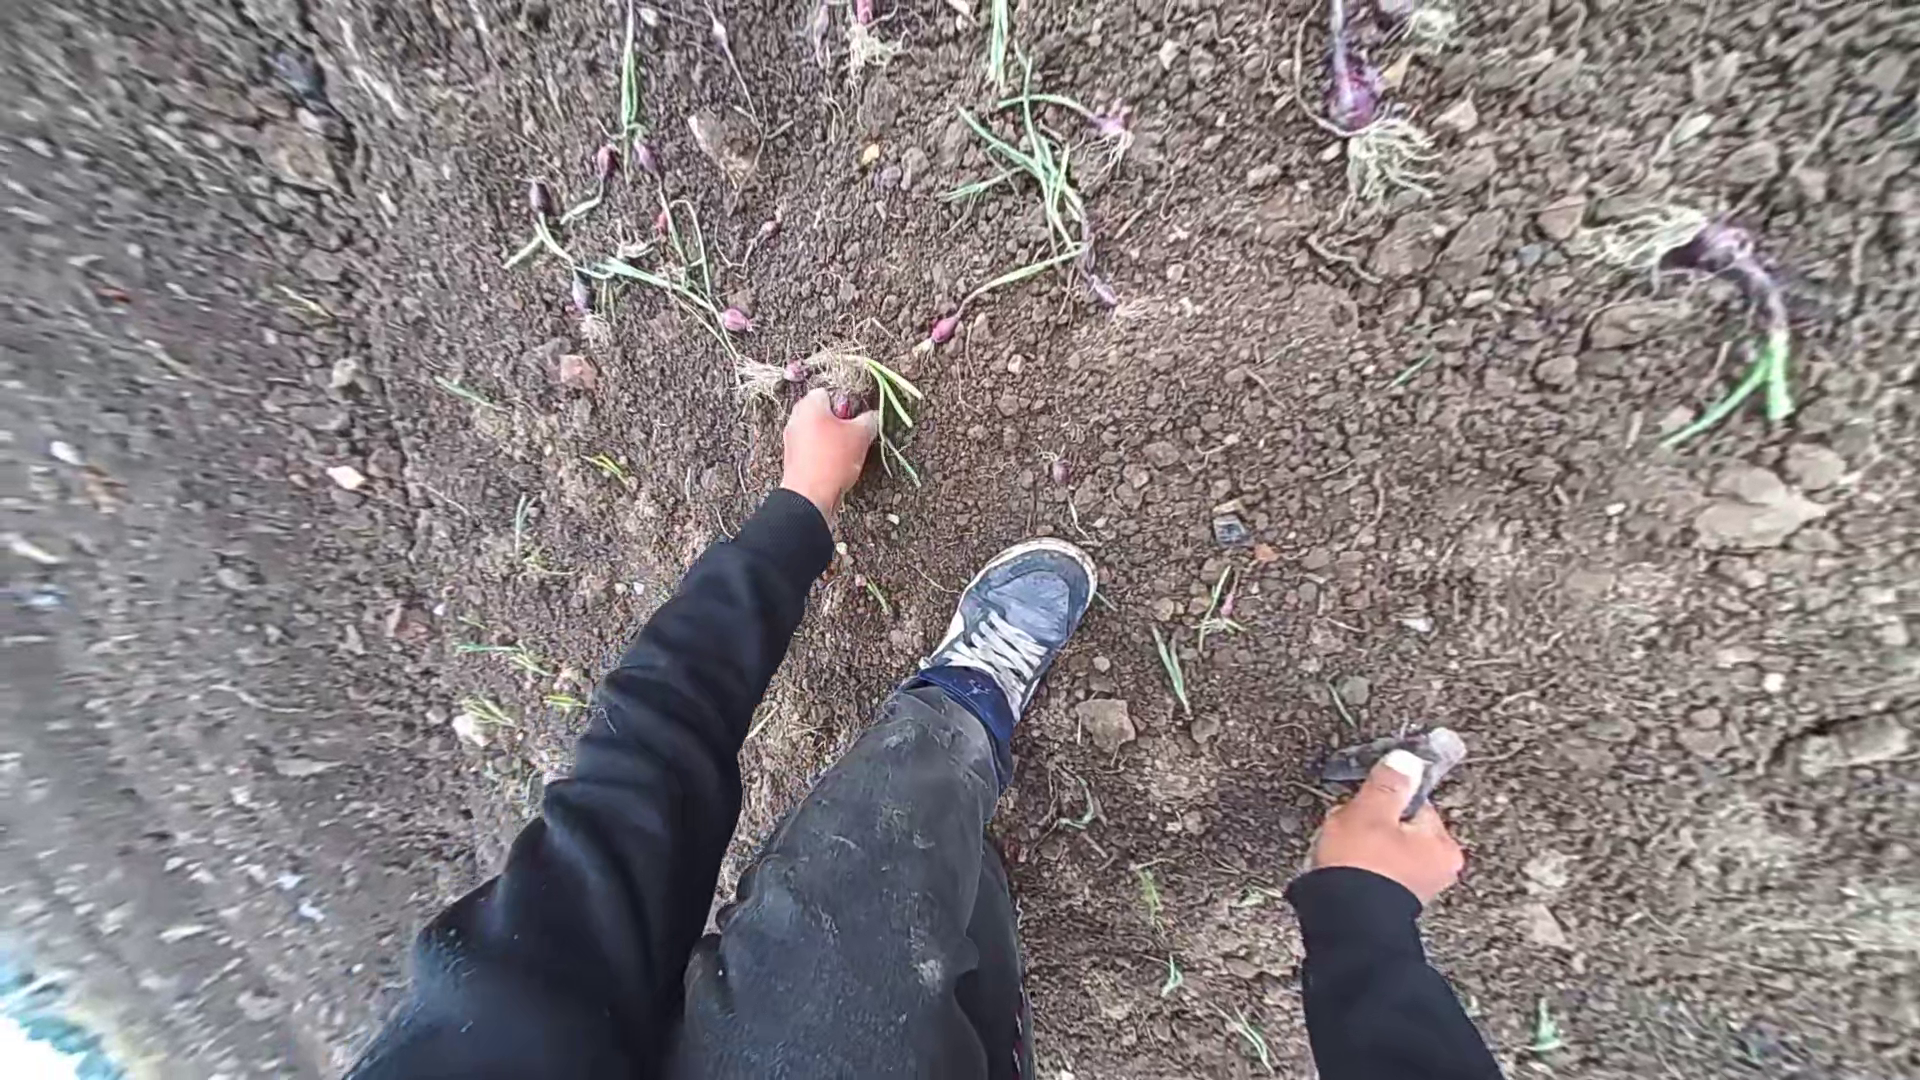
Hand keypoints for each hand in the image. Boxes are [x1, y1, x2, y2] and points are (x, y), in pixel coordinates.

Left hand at [780, 387, 877, 526]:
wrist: (809, 496)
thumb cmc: (833, 459)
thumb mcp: (861, 435)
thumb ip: (869, 420)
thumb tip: (873, 416)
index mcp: (809, 404)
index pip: (830, 393)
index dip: (847, 405)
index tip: (857, 421)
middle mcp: (796, 418)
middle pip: (824, 414)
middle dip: (841, 424)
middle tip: (855, 437)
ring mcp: (792, 439)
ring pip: (819, 433)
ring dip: (834, 441)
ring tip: (848, 455)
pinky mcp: (794, 459)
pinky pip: (814, 450)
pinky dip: (825, 455)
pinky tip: (837, 467)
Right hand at [1309, 750, 1464, 906]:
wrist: (1345, 915)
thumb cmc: (1360, 863)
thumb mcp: (1369, 811)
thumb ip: (1388, 783)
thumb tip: (1407, 759)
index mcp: (1441, 845)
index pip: (1414, 801)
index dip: (1382, 797)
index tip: (1363, 802)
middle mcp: (1439, 866)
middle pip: (1399, 821)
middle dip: (1370, 818)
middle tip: (1351, 825)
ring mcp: (1418, 882)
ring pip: (1385, 840)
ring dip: (1362, 837)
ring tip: (1344, 845)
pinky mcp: (1397, 893)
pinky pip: (1379, 861)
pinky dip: (1362, 857)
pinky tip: (1345, 860)